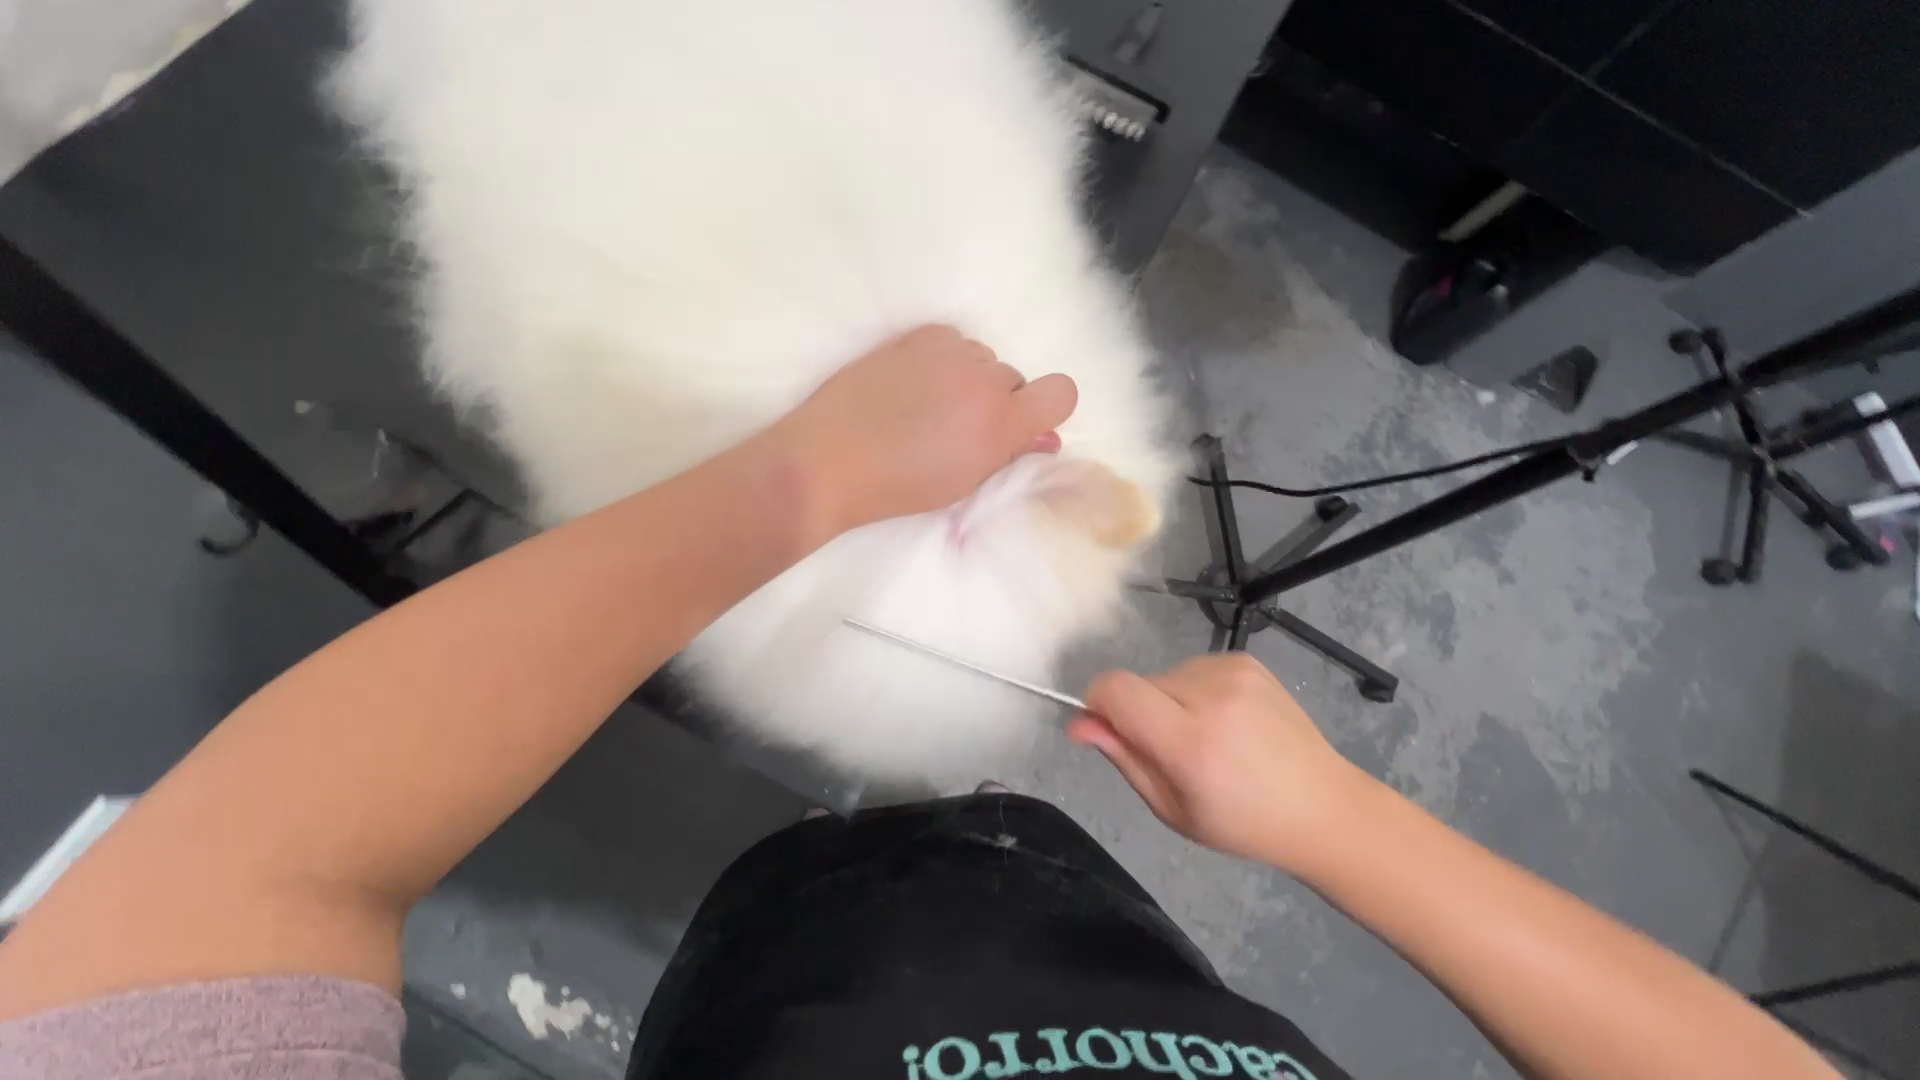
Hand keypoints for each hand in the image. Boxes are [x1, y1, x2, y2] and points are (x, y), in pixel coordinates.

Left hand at [766, 325, 1076, 536]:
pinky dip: (941, 359)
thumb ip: (1010, 455)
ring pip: (982, 358)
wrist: (830, 461)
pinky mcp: (914, 337)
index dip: (1046, 409)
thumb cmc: (899, 486)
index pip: (1062, 392)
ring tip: (929, 406)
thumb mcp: (965, 483)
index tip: (1020, 426)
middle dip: (997, 400)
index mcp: (1000, 424)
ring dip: (968, 378)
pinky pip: (950, 340)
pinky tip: (913, 384)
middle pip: (1015, 378)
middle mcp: (982, 380)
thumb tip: (1044, 439)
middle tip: (959, 428)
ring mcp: (946, 353)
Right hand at [1070, 654, 1378, 867]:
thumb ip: (1124, 758)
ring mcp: (1234, 672)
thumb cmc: (1242, 822)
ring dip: (1169, 703)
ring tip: (1206, 739)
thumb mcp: (1171, 808)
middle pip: (1139, 684)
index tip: (1106, 729)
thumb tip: (1080, 723)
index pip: (1116, 689)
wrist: (1324, 807)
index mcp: (1191, 741)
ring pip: (1166, 677)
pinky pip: (1194, 670)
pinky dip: (1195, 693)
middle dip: (1140, 713)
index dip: (1098, 703)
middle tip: (1171, 753)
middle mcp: (1212, 695)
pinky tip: (1226, 723)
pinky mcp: (1248, 662)